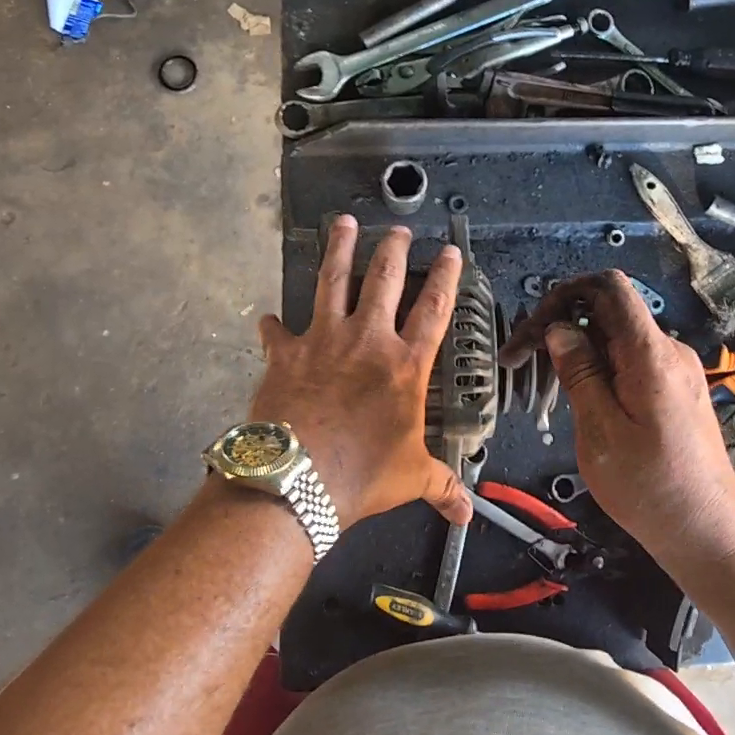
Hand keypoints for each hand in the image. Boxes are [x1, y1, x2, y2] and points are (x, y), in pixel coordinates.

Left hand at [251, 215, 471, 530]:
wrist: (297, 482)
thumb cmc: (362, 476)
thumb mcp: (412, 477)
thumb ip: (442, 485)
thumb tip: (467, 511)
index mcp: (404, 365)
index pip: (434, 309)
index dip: (446, 277)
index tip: (450, 252)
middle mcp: (367, 341)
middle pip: (384, 279)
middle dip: (393, 249)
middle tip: (398, 230)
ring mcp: (323, 340)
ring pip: (333, 280)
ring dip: (339, 248)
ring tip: (343, 223)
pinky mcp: (285, 352)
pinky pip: (277, 331)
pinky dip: (272, 325)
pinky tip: (267, 319)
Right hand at [500, 270, 734, 562]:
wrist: (709, 532)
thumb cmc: (652, 488)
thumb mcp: (600, 433)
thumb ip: (580, 374)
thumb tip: (559, 330)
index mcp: (650, 355)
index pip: (609, 289)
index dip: (565, 294)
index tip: (533, 329)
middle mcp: (669, 352)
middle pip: (609, 314)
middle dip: (563, 329)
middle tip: (523, 364)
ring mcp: (677, 371)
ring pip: (618, 341)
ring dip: (579, 354)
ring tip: (547, 390)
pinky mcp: (677, 391)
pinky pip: (632, 364)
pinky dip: (600, 371)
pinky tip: (582, 402)